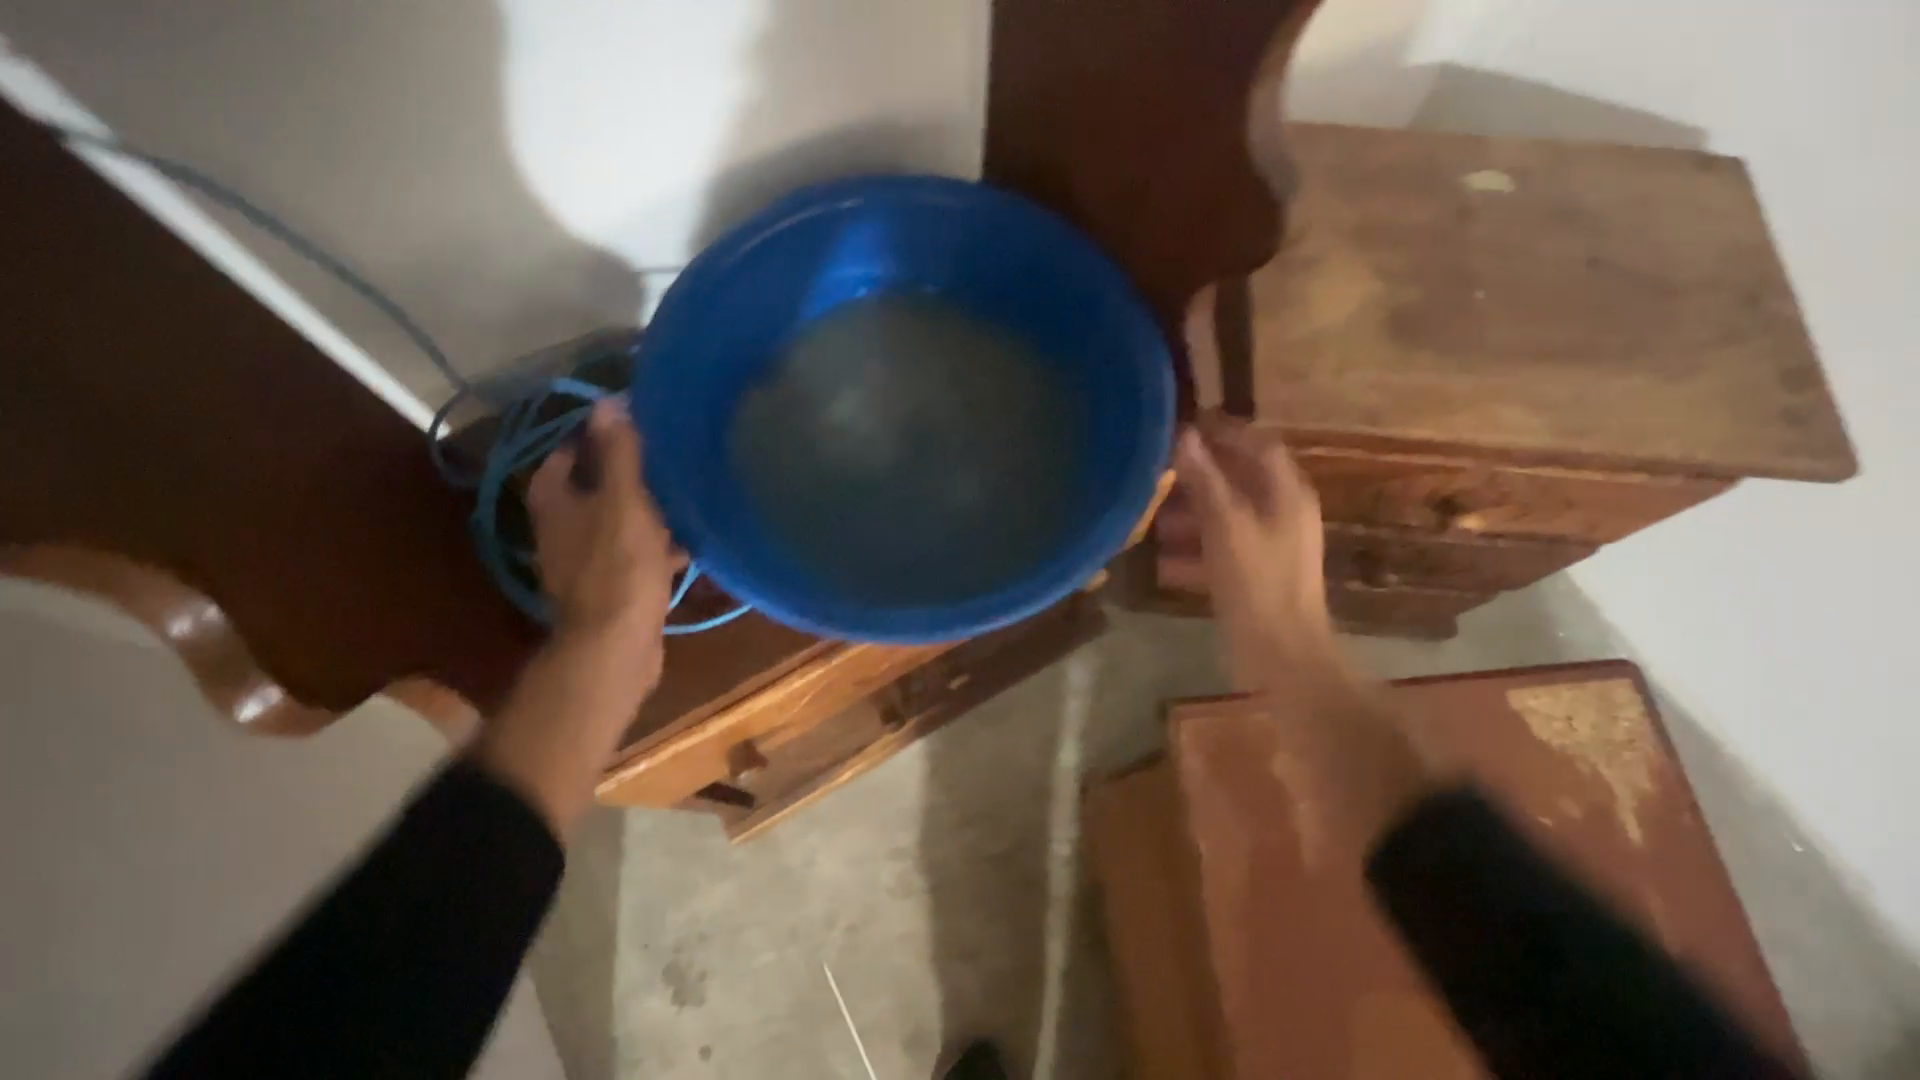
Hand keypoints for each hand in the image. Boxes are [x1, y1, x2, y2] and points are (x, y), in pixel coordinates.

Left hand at [526, 400, 675, 682]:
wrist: (616, 645)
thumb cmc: (618, 566)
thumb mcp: (624, 501)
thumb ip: (619, 453)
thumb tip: (608, 403)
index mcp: (554, 500)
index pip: (566, 452)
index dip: (597, 437)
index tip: (635, 426)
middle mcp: (560, 527)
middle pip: (592, 487)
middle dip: (627, 473)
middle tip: (666, 457)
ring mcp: (583, 560)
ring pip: (616, 521)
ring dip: (645, 510)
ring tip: (685, 495)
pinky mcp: (608, 587)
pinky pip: (632, 554)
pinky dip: (654, 546)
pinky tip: (688, 543)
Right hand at [1174, 416, 1342, 692]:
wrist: (1281, 656)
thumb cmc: (1257, 583)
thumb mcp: (1225, 526)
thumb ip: (1205, 479)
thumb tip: (1184, 434)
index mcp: (1286, 494)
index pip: (1258, 444)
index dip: (1223, 430)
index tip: (1183, 423)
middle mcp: (1283, 514)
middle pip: (1239, 479)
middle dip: (1198, 474)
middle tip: (1157, 469)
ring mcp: (1270, 547)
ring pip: (1226, 515)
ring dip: (1191, 512)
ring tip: (1150, 514)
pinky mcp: (1254, 577)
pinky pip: (1221, 549)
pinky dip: (1194, 548)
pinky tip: (1161, 558)